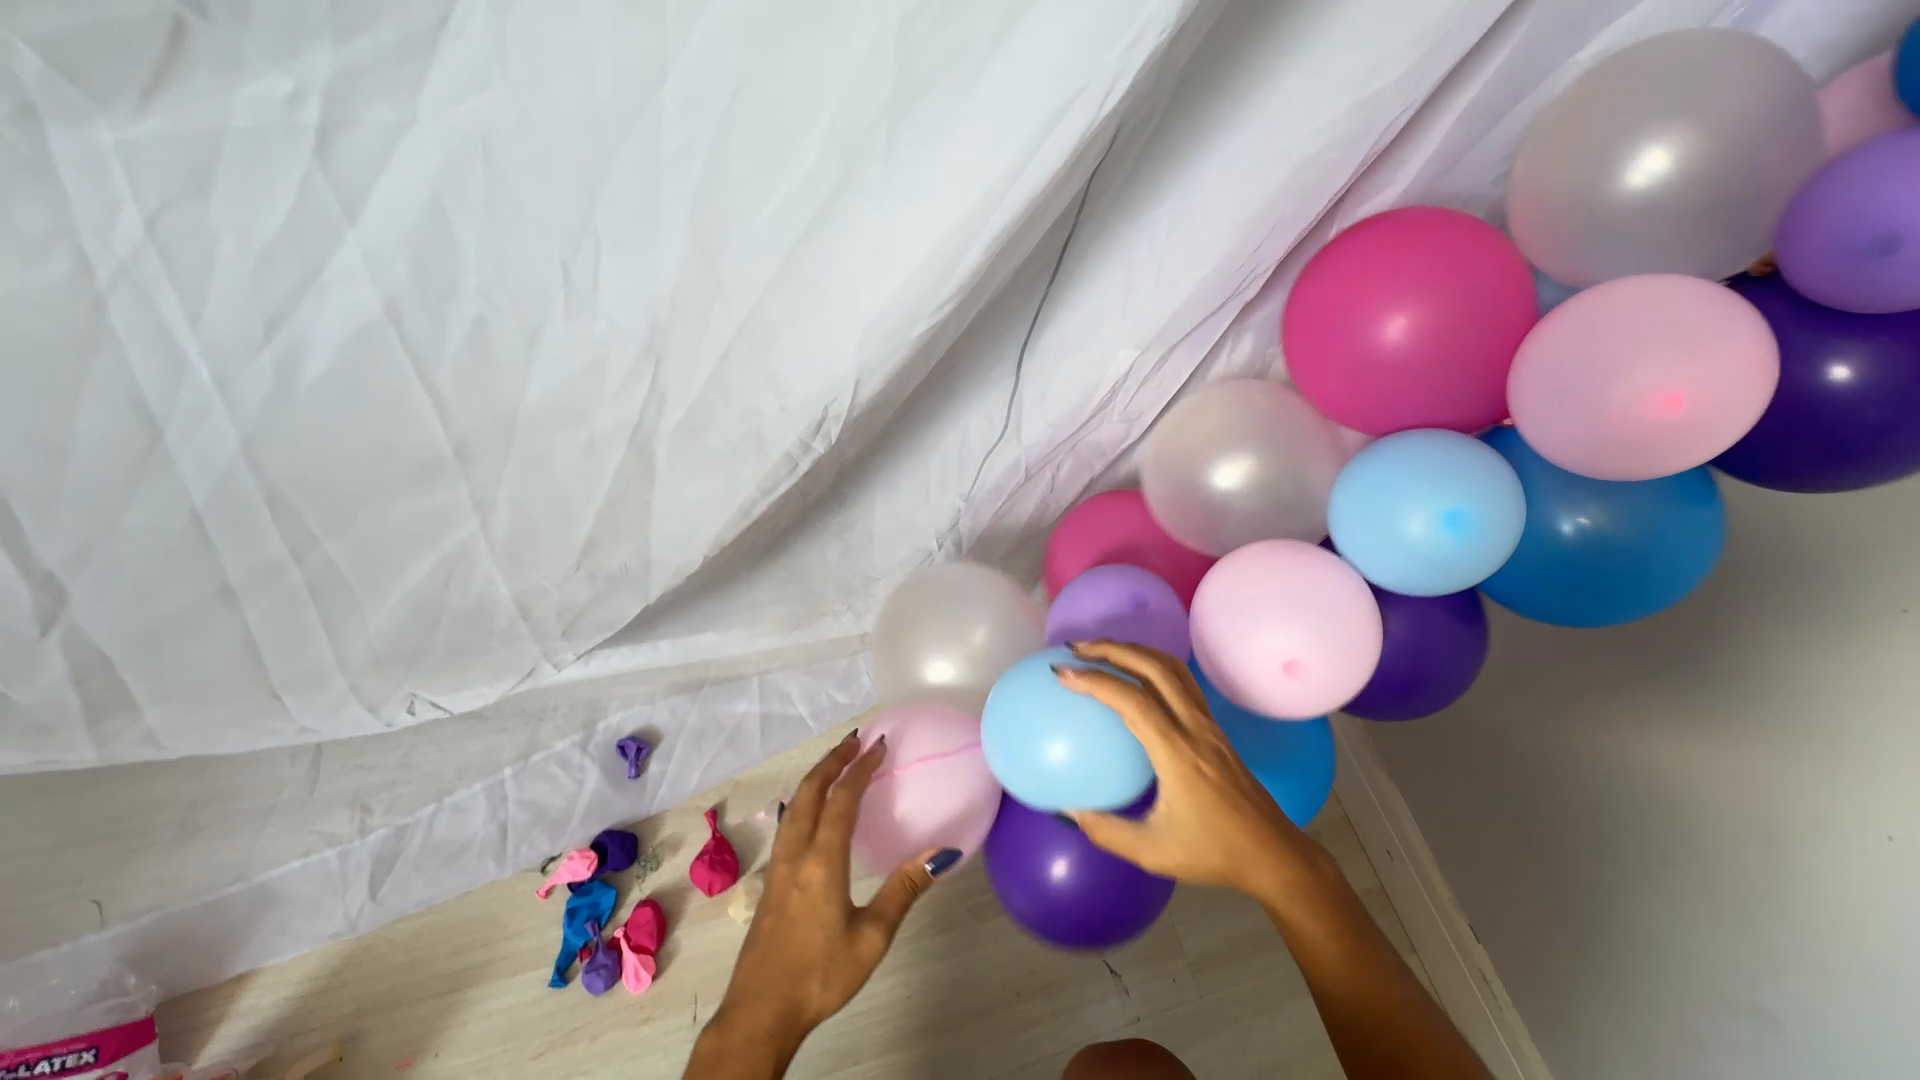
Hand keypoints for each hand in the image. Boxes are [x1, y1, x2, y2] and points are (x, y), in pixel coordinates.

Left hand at [689, 731, 957, 1076]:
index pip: (842, 800)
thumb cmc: (820, 974)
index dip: (861, 769)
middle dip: (833, 761)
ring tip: (837, 765)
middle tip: (857, 741)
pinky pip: (788, 825)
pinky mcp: (770, 883)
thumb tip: (943, 852)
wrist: (761, 1011)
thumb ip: (904, 889)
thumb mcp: (872, 936)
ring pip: (794, 807)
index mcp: (821, 862)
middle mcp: (795, 854)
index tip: (879, 745)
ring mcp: (778, 868)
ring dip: (816, 778)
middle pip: (810, 792)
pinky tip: (812, 813)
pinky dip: (805, 802)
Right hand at [1057, 641, 1336, 903]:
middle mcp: (1195, 728)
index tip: (1062, 673)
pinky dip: (1153, 667)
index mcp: (1178, 753)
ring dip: (1136, 651)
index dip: (1096, 680)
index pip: (1133, 700)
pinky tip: (1134, 677)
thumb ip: (1105, 830)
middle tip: (1076, 648)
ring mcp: (1209, 725)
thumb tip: (1067, 810)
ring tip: (1101, 651)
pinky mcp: (1215, 729)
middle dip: (1113, 649)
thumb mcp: (1152, 852)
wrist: (1273, 854)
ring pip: (1173, 669)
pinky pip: (1182, 683)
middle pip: (1155, 668)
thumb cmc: (1213, 853)